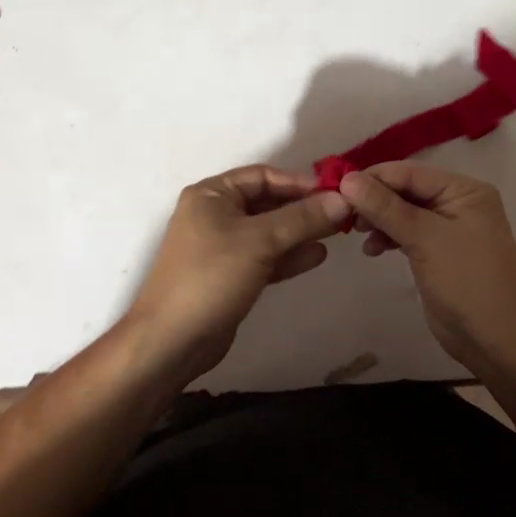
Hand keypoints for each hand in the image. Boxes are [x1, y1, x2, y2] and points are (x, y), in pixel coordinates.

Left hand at [127, 165, 351, 384]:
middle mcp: (214, 215)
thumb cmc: (211, 276)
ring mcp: (222, 247)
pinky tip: (318, 255)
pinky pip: (265, 257)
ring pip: (269, 231)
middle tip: (342, 212)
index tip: (333, 191)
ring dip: (300, 231)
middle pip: (267, 202)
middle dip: (303, 207)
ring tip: (338, 232)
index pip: (262, 176)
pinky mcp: (230, 276)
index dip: (298, 182)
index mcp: (211, 194)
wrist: (172, 340)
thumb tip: (343, 199)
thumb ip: (302, 218)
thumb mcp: (260, 240)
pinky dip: (289, 255)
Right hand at [338, 162, 515, 369]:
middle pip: (406, 190)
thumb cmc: (467, 281)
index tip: (336, 188)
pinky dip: (389, 237)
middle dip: (374, 199)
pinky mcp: (439, 253)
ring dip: (379, 219)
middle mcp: (458, 202)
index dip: (373, 178)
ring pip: (404, 212)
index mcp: (464, 189)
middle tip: (343, 214)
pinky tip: (372, 249)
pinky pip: (408, 233)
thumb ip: (386, 207)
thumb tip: (347, 179)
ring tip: (356, 233)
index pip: (409, 172)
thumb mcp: (424, 238)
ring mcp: (449, 229)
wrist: (499, 342)